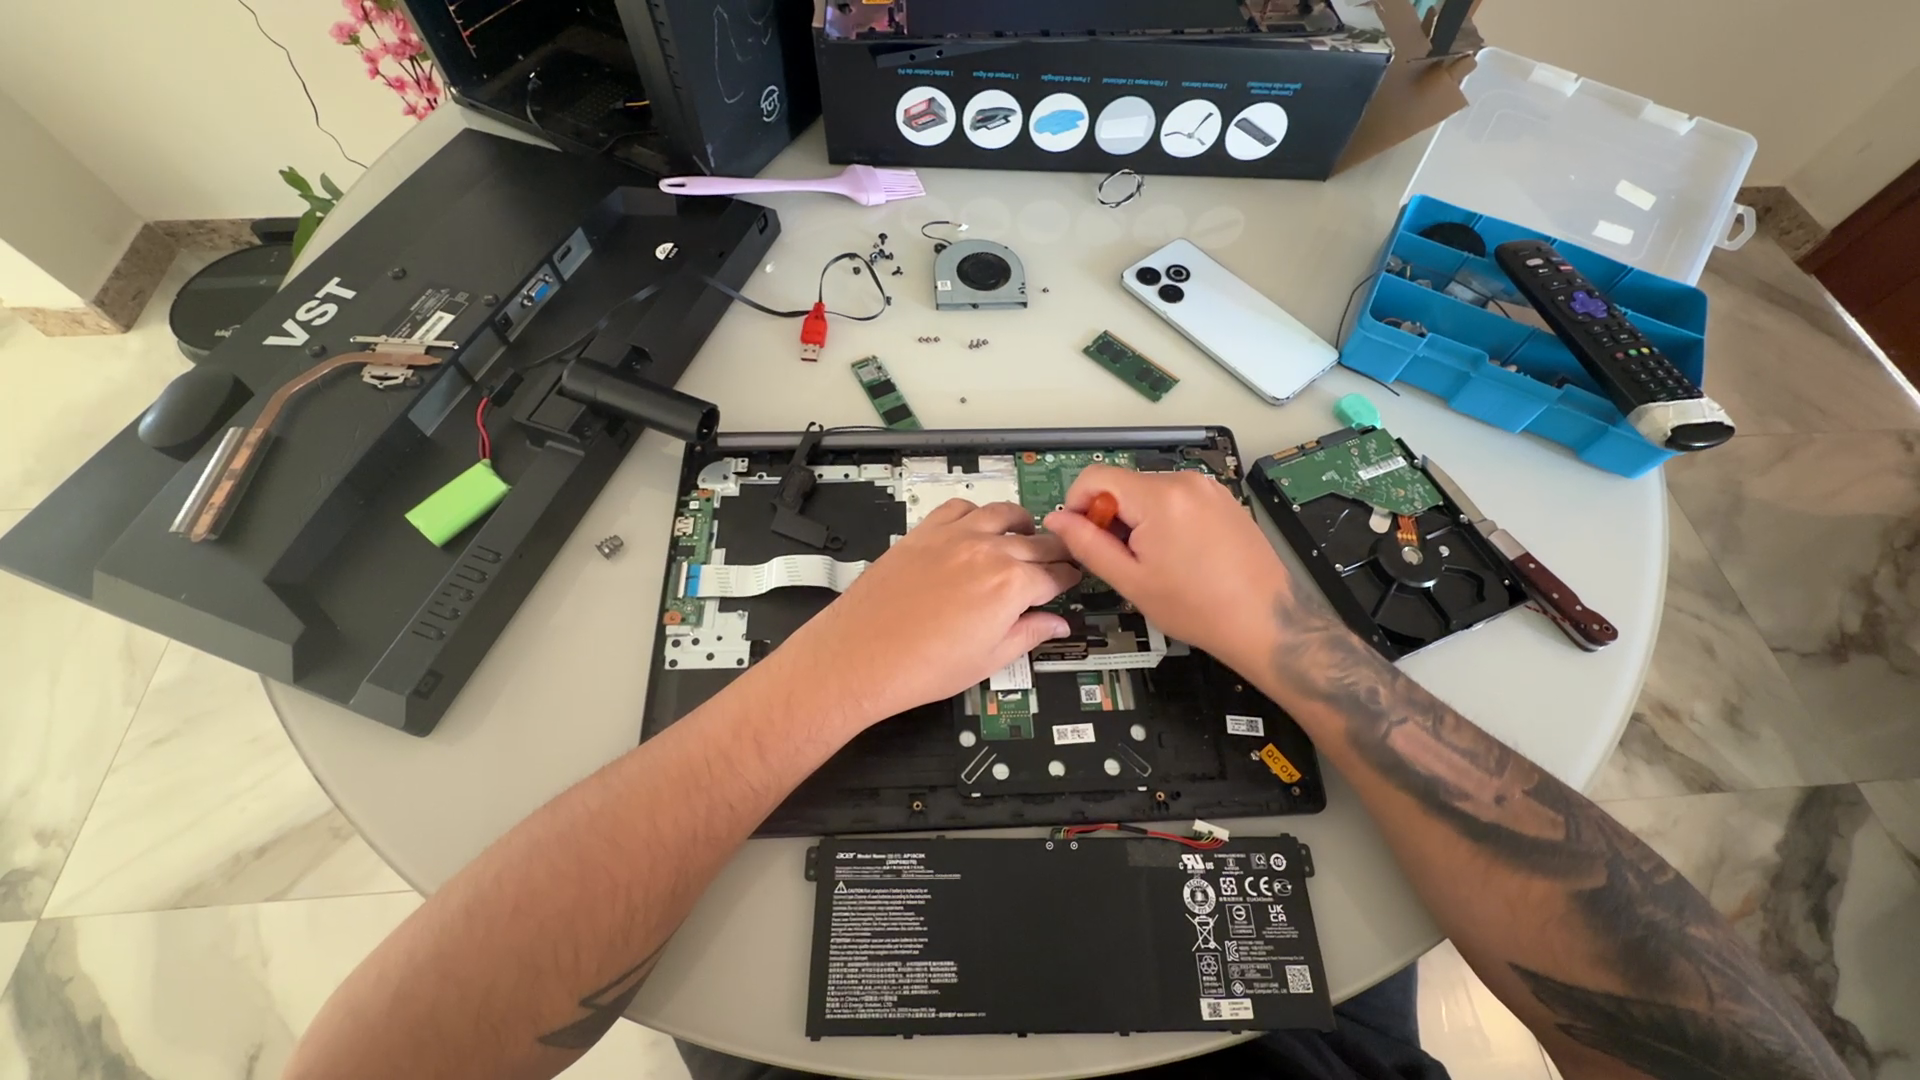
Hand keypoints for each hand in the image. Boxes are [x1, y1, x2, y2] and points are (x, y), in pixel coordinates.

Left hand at [777, 499, 1080, 726]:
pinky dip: (977, 513)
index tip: (1071, 580)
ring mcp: (954, 536)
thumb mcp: (989, 660)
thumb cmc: (922, 667)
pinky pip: (960, 507)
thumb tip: (1055, 624)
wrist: (862, 657)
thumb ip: (1028, 634)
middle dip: (1054, 552)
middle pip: (1036, 542)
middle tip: (1059, 560)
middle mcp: (987, 551)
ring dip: (1021, 523)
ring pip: (1002, 513)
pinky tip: (978, 525)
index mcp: (1012, 585)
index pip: (1055, 574)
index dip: (1068, 578)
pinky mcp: (924, 532)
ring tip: (1026, 533)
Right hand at [1043, 466, 1317, 673]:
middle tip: (1120, 559)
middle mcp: (1185, 481)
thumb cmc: (1199, 607)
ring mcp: (1208, 487)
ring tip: (1152, 561)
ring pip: (1148, 491)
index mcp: (1160, 498)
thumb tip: (1057, 520)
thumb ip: (1087, 544)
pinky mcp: (1221, 498)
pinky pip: (1176, 497)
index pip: (1096, 477)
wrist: (1264, 620)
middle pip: (1123, 484)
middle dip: (1110, 516)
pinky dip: (1163, 518)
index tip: (1083, 536)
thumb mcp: (1130, 580)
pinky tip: (1176, 554)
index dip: (1077, 505)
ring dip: (1136, 518)